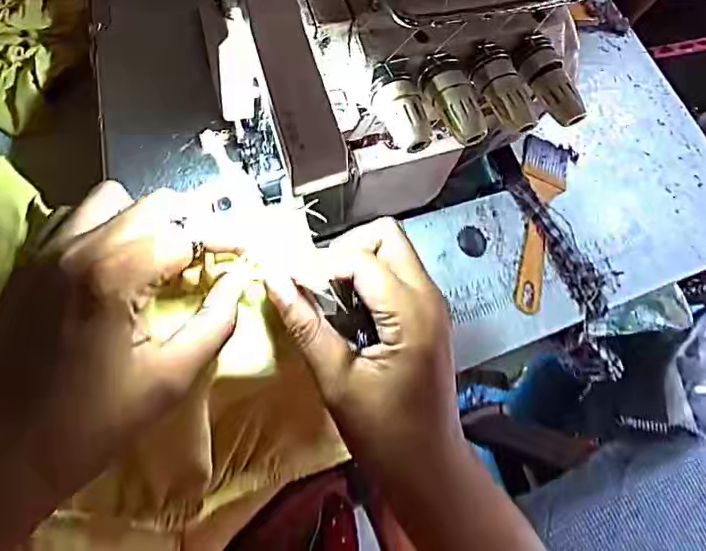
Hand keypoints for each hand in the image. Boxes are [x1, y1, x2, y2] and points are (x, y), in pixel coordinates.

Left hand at [0, 182, 247, 550]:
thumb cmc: (90, 425)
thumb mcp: (169, 381)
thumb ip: (215, 322)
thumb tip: (238, 279)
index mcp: (116, 274)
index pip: (186, 233)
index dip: (220, 241)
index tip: (241, 252)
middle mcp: (81, 248)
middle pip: (154, 204)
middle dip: (189, 222)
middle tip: (207, 252)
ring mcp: (48, 252)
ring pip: (111, 198)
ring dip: (144, 217)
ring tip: (158, 251)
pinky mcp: (27, 264)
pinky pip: (74, 217)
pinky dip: (102, 224)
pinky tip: (112, 260)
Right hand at [266, 219, 544, 550]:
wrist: (430, 471)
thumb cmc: (385, 435)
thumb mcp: (337, 382)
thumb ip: (306, 325)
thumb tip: (274, 280)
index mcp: (411, 311)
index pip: (361, 258)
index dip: (319, 264)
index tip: (288, 282)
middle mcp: (428, 294)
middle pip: (386, 235)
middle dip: (344, 250)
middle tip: (314, 285)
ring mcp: (431, 300)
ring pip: (392, 250)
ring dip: (355, 262)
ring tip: (326, 298)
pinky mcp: (427, 311)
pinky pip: (396, 272)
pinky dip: (368, 279)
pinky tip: (346, 311)